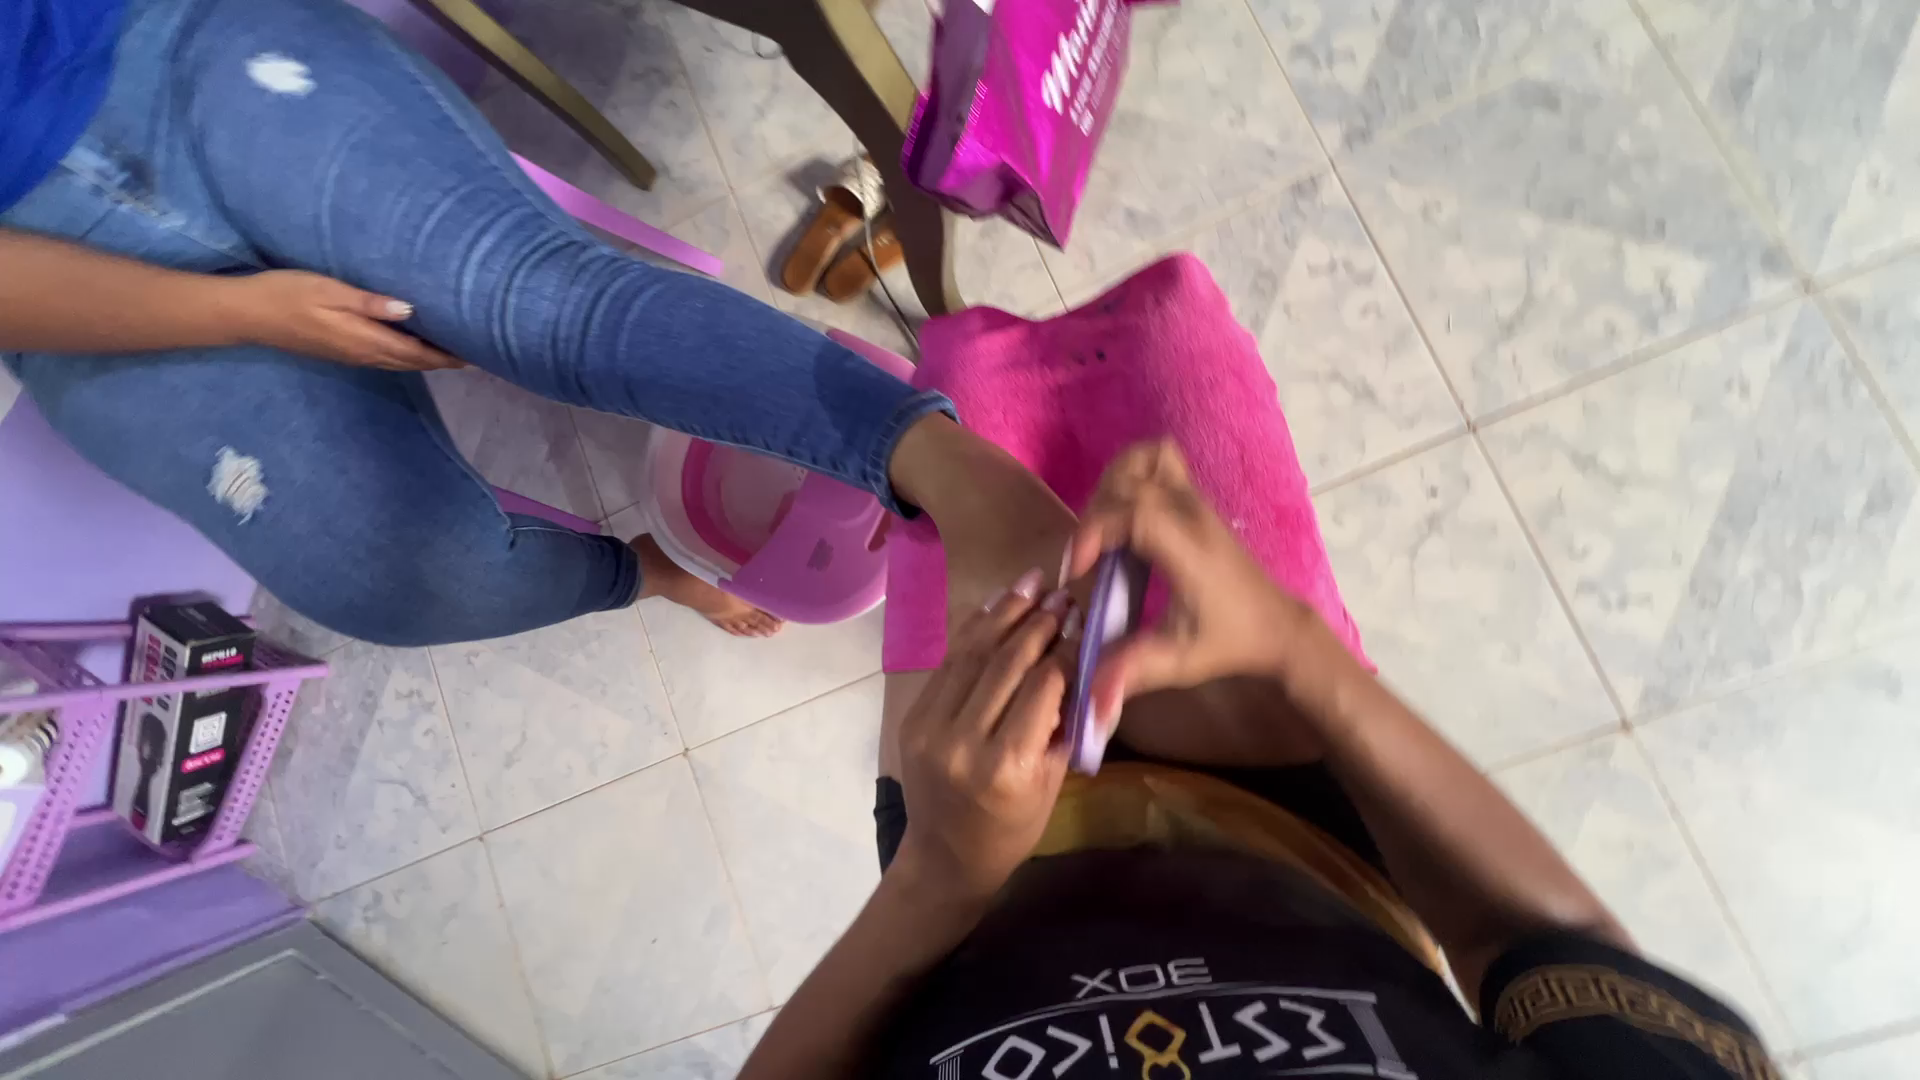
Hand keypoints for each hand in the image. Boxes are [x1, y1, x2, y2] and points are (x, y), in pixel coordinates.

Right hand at [221, 270, 464, 370]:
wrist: (243, 314)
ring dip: (429, 360)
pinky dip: (409, 357)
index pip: (420, 354)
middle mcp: (368, 355)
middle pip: (417, 363)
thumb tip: (411, 310)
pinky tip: (416, 347)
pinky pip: (388, 360)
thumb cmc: (286, 295)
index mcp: (369, 341)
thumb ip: (371, 303)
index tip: (477, 352)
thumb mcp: (329, 291)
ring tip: (453, 351)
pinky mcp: (345, 353)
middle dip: (446, 360)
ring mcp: (356, 357)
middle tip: (474, 351)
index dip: (450, 356)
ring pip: (403, 363)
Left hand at [894, 573, 1075, 900]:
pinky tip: (996, 605)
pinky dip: (973, 630)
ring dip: (1004, 613)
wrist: (944, 854)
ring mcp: (930, 726)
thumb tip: (1083, 658)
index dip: (1066, 649)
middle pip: (1005, 663)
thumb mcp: (1053, 782)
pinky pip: (947, 662)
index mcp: (1006, 766)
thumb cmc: (1012, 827)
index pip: (1042, 687)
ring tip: (1031, 583)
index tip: (1083, 623)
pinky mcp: (913, 716)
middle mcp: (963, 741)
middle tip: (1062, 595)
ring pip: (973, 653)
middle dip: (1038, 623)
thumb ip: (1066, 722)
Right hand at [1063, 439, 1334, 717]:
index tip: (1076, 571)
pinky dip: (1131, 474)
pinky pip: (1159, 461)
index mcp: (1190, 551)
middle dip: (1095, 513)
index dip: (1094, 531)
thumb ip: (1132, 674)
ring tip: (1100, 528)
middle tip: (1087, 556)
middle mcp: (1192, 516)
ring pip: (1147, 457)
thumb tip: (1088, 703)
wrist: (1278, 627)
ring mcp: (1196, 502)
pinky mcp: (1195, 500)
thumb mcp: (1179, 662)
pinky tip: (1120, 512)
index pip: (1135, 511)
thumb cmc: (1229, 644)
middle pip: (1132, 480)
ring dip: (1112, 483)